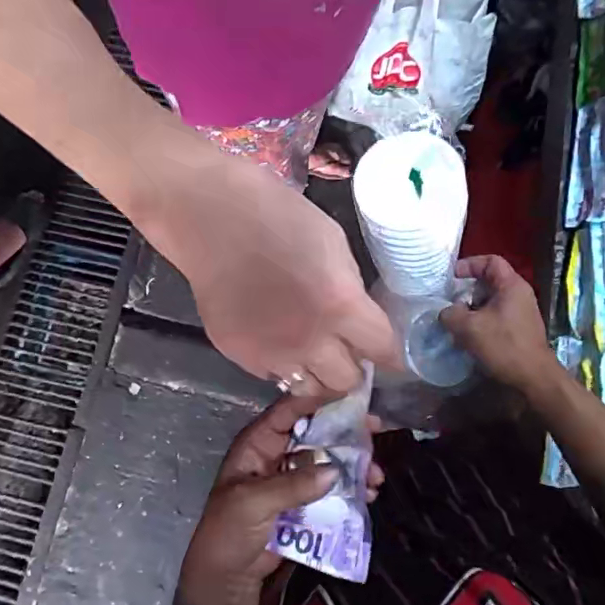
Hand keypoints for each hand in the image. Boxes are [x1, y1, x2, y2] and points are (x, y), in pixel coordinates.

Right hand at [152, 150, 396, 394]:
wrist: (211, 216)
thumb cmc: (281, 217)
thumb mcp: (336, 246)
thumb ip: (351, 290)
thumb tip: (358, 320)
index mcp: (341, 306)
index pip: (383, 351)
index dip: (392, 356)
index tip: (392, 355)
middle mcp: (309, 339)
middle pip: (347, 381)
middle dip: (355, 367)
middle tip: (350, 350)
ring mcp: (271, 353)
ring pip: (310, 388)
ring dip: (320, 373)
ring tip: (315, 350)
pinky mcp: (239, 355)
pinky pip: (275, 375)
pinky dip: (285, 365)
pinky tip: (280, 338)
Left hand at [178, 394, 384, 604]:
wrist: (227, 580)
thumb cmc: (228, 533)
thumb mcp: (253, 504)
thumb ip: (293, 485)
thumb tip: (334, 471)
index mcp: (259, 443)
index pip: (290, 410)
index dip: (319, 398)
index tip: (351, 393)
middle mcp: (279, 453)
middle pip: (318, 431)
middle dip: (348, 432)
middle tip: (376, 430)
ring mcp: (294, 477)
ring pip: (331, 458)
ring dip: (355, 464)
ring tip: (376, 476)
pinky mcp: (307, 500)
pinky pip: (335, 486)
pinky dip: (353, 487)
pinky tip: (369, 493)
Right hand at [439, 256, 557, 393]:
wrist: (534, 377)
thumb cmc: (504, 346)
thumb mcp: (470, 328)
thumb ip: (451, 314)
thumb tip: (445, 312)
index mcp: (512, 285)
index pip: (491, 261)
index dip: (469, 264)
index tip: (452, 277)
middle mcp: (520, 294)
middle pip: (490, 281)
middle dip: (467, 290)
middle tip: (450, 301)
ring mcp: (522, 312)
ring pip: (492, 301)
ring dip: (472, 309)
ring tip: (456, 321)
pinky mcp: (521, 328)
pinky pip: (497, 316)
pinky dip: (482, 321)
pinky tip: (469, 337)